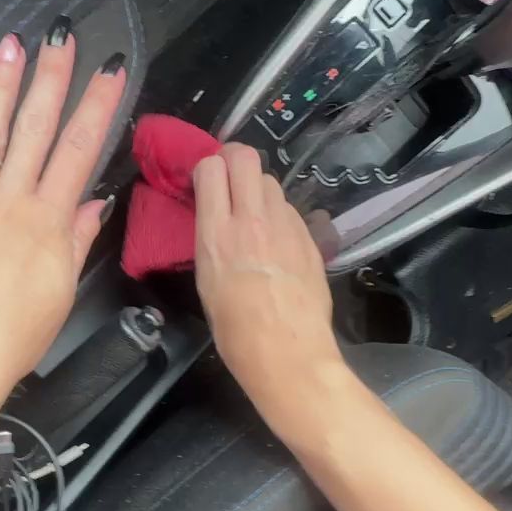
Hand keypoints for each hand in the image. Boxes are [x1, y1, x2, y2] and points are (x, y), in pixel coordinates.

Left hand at [0, 22, 126, 430]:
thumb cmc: (10, 338)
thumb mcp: (58, 293)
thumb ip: (76, 242)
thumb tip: (94, 204)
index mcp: (47, 222)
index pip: (79, 150)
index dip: (98, 106)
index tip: (110, 69)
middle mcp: (9, 202)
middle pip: (36, 129)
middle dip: (53, 77)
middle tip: (62, 33)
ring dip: (1, 86)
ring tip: (11, 44)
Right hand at [193, 144, 346, 429]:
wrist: (288, 353)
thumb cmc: (236, 333)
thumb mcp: (207, 284)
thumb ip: (212, 243)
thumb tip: (217, 226)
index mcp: (217, 234)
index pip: (211, 168)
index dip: (205, 168)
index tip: (202, 181)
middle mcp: (252, 220)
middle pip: (246, 157)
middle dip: (233, 159)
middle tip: (227, 177)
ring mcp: (286, 226)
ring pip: (270, 181)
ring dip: (257, 188)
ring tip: (252, 213)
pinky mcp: (309, 238)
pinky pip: (290, 209)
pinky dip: (278, 214)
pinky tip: (275, 239)